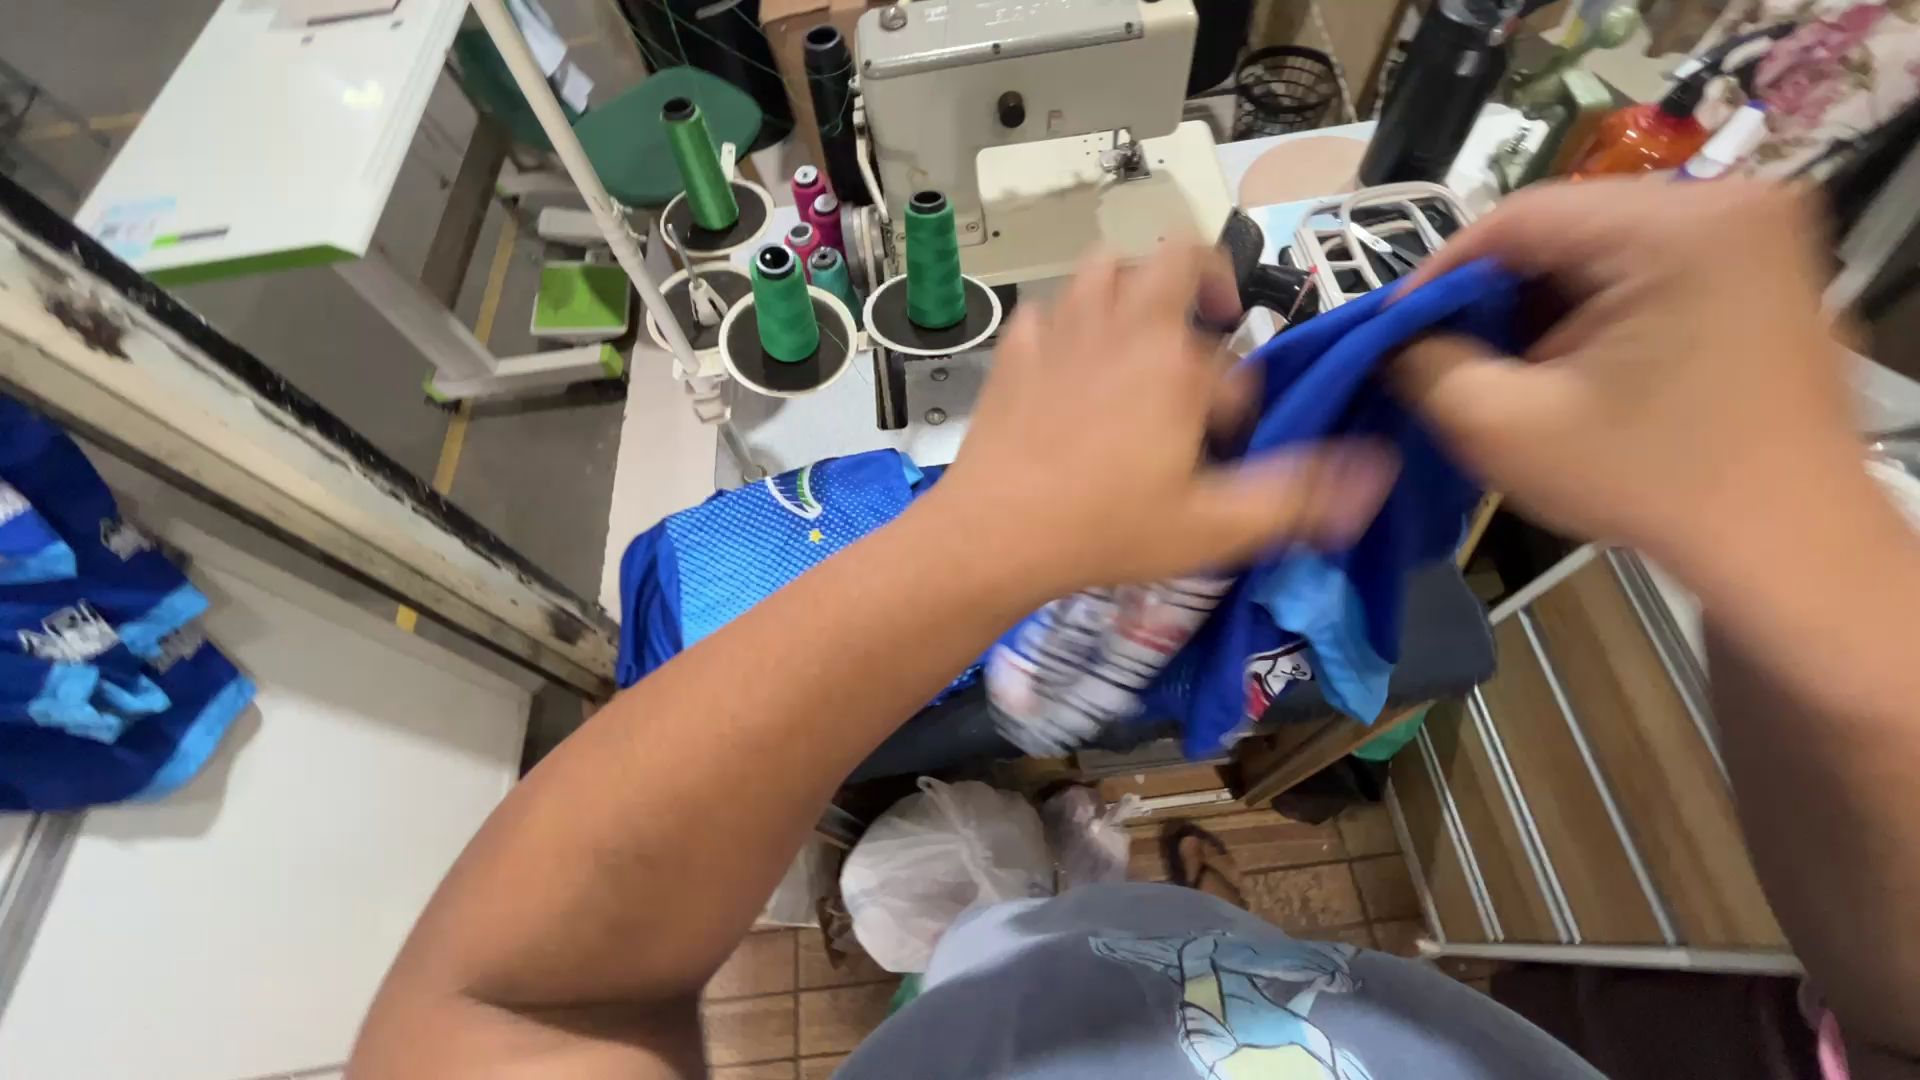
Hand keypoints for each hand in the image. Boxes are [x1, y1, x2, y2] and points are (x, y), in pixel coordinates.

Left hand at [925, 244, 1399, 599]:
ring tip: (1141, 337)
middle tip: (1209, 333)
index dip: (1240, 405)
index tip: (1222, 448)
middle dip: (1205, 285)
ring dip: (1131, 289)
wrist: (995, 535)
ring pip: (1104, 269)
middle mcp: (1123, 328)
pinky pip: (1044, 314)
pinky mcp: (1013, 355)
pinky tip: (1066, 367)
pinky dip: (1064, 327)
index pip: (1234, 364)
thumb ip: (1298, 495)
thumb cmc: (1105, 529)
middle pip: (1176, 260)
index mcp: (1178, 364)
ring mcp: (1061, 334)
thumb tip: (1376, 470)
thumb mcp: (1212, 527)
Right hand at [1390, 178, 1869, 577]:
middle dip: (1483, 293)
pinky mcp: (1752, 270)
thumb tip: (1387, 341)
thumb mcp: (1498, 425)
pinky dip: (1574, 311)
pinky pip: (1631, 268)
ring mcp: (1751, 234)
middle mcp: (1728, 203)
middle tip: (1433, 351)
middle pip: (1556, 228)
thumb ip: (1422, 367)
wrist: (1781, 540)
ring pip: (1589, 248)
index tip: (1390, 332)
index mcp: (1676, 226)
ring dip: (1525, 304)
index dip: (1436, 275)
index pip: (1516, 218)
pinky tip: (1548, 361)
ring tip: (1487, 362)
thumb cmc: (1642, 479)